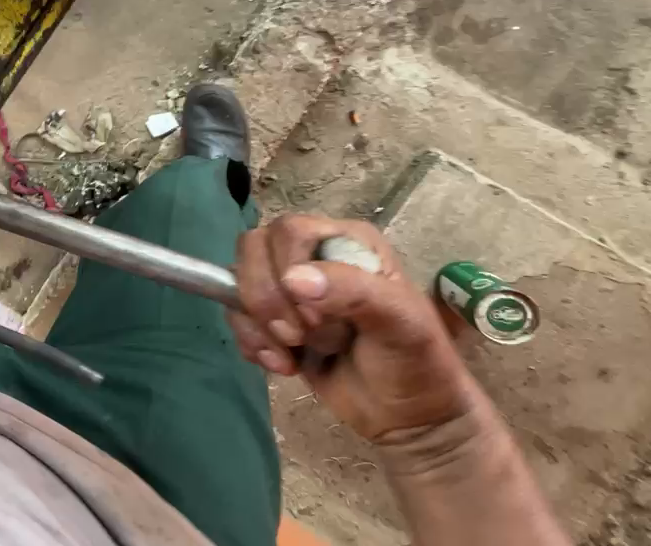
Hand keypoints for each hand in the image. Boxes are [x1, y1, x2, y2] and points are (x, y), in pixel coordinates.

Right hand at [229, 214, 479, 447]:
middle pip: (253, 248)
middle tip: (297, 338)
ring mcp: (286, 285)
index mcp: (343, 240)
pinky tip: (282, 365)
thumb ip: (353, 292)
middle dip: (268, 299)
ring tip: (292, 355)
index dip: (289, 270)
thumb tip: (292, 279)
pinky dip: (251, 341)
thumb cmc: (416, 363)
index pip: (289, 231)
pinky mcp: (270, 317)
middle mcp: (309, 253)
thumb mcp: (402, 325)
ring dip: (259, 324)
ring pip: (238, 279)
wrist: (409, 418)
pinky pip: (234, 313)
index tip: (316, 317)